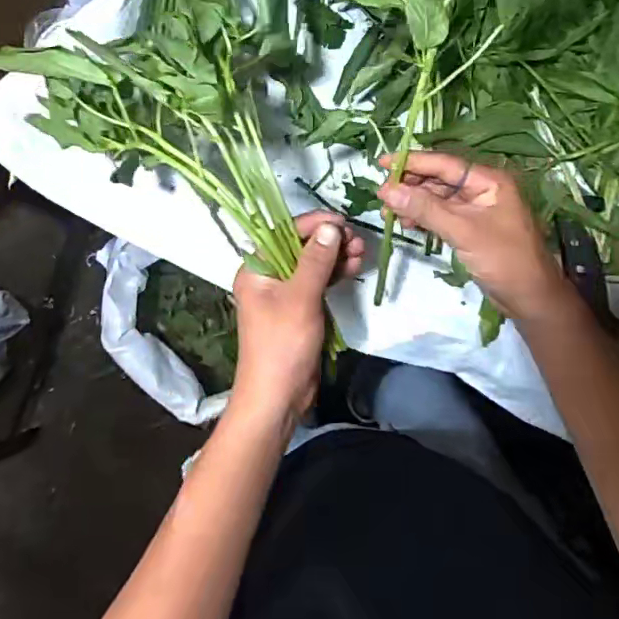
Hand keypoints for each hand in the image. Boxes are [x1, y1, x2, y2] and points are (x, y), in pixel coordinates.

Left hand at [230, 212, 366, 427]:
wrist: (277, 398)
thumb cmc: (282, 344)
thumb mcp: (300, 298)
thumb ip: (316, 261)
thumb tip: (330, 227)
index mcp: (256, 268)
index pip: (283, 233)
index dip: (312, 224)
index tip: (341, 221)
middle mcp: (267, 275)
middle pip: (300, 246)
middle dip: (328, 240)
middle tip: (356, 239)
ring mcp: (285, 292)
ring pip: (312, 264)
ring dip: (336, 256)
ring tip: (362, 250)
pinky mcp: (300, 308)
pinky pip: (318, 282)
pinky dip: (335, 274)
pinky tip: (355, 266)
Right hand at [377, 152, 579, 325]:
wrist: (532, 300)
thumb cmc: (505, 260)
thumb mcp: (463, 231)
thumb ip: (425, 209)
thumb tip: (387, 191)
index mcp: (489, 181)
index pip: (444, 164)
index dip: (413, 161)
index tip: (382, 163)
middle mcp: (482, 189)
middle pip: (438, 179)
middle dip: (409, 185)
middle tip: (381, 193)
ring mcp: (476, 209)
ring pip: (437, 198)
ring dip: (412, 202)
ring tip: (387, 211)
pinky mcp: (470, 227)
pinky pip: (441, 214)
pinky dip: (422, 217)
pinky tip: (405, 222)